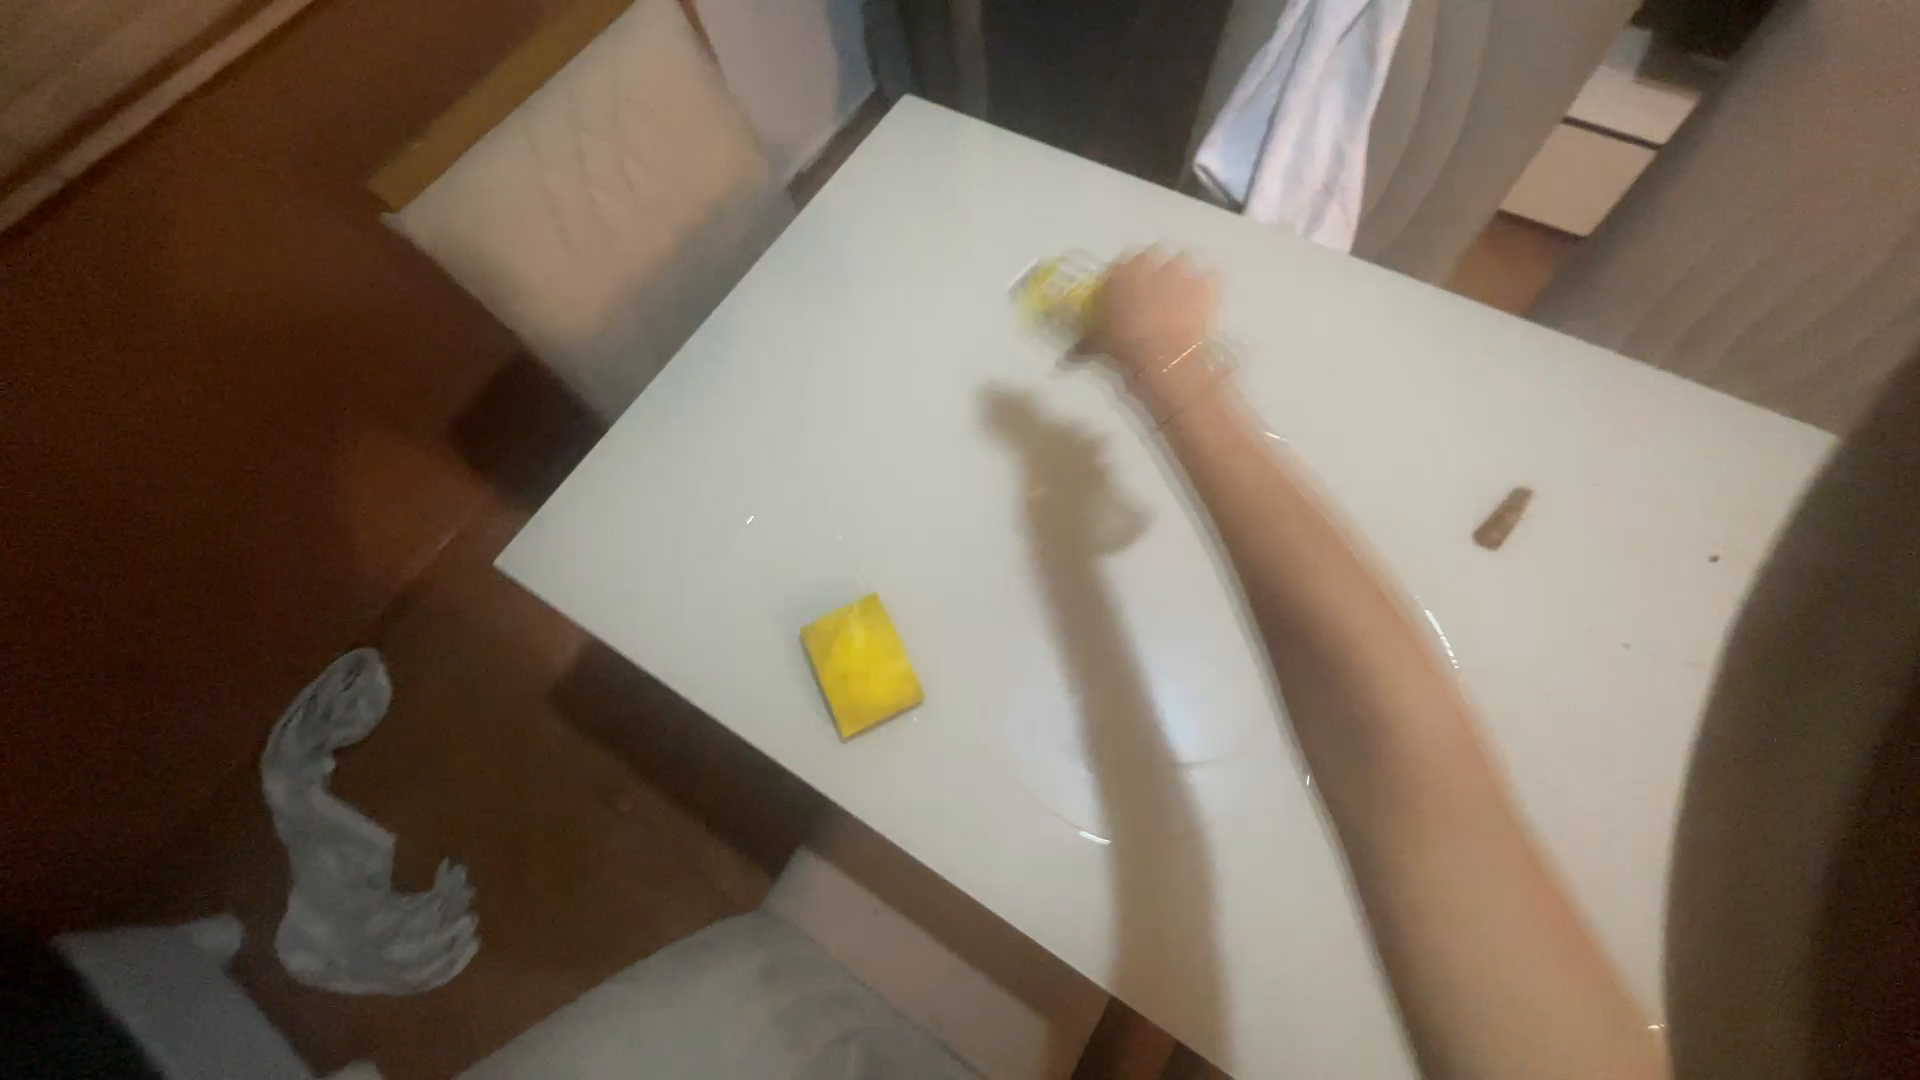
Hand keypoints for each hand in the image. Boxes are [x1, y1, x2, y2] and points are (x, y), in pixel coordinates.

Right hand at [1079, 249, 1215, 378]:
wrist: (1164, 355)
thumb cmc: (1125, 345)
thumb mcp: (1098, 344)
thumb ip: (1084, 343)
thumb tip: (1066, 359)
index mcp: (1119, 270)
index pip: (1120, 265)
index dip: (1125, 280)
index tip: (1127, 296)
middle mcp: (1150, 259)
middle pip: (1153, 257)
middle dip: (1155, 274)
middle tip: (1154, 299)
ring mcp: (1181, 267)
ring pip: (1182, 262)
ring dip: (1181, 276)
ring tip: (1180, 299)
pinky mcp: (1207, 280)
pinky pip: (1209, 276)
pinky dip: (1207, 286)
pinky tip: (1202, 303)